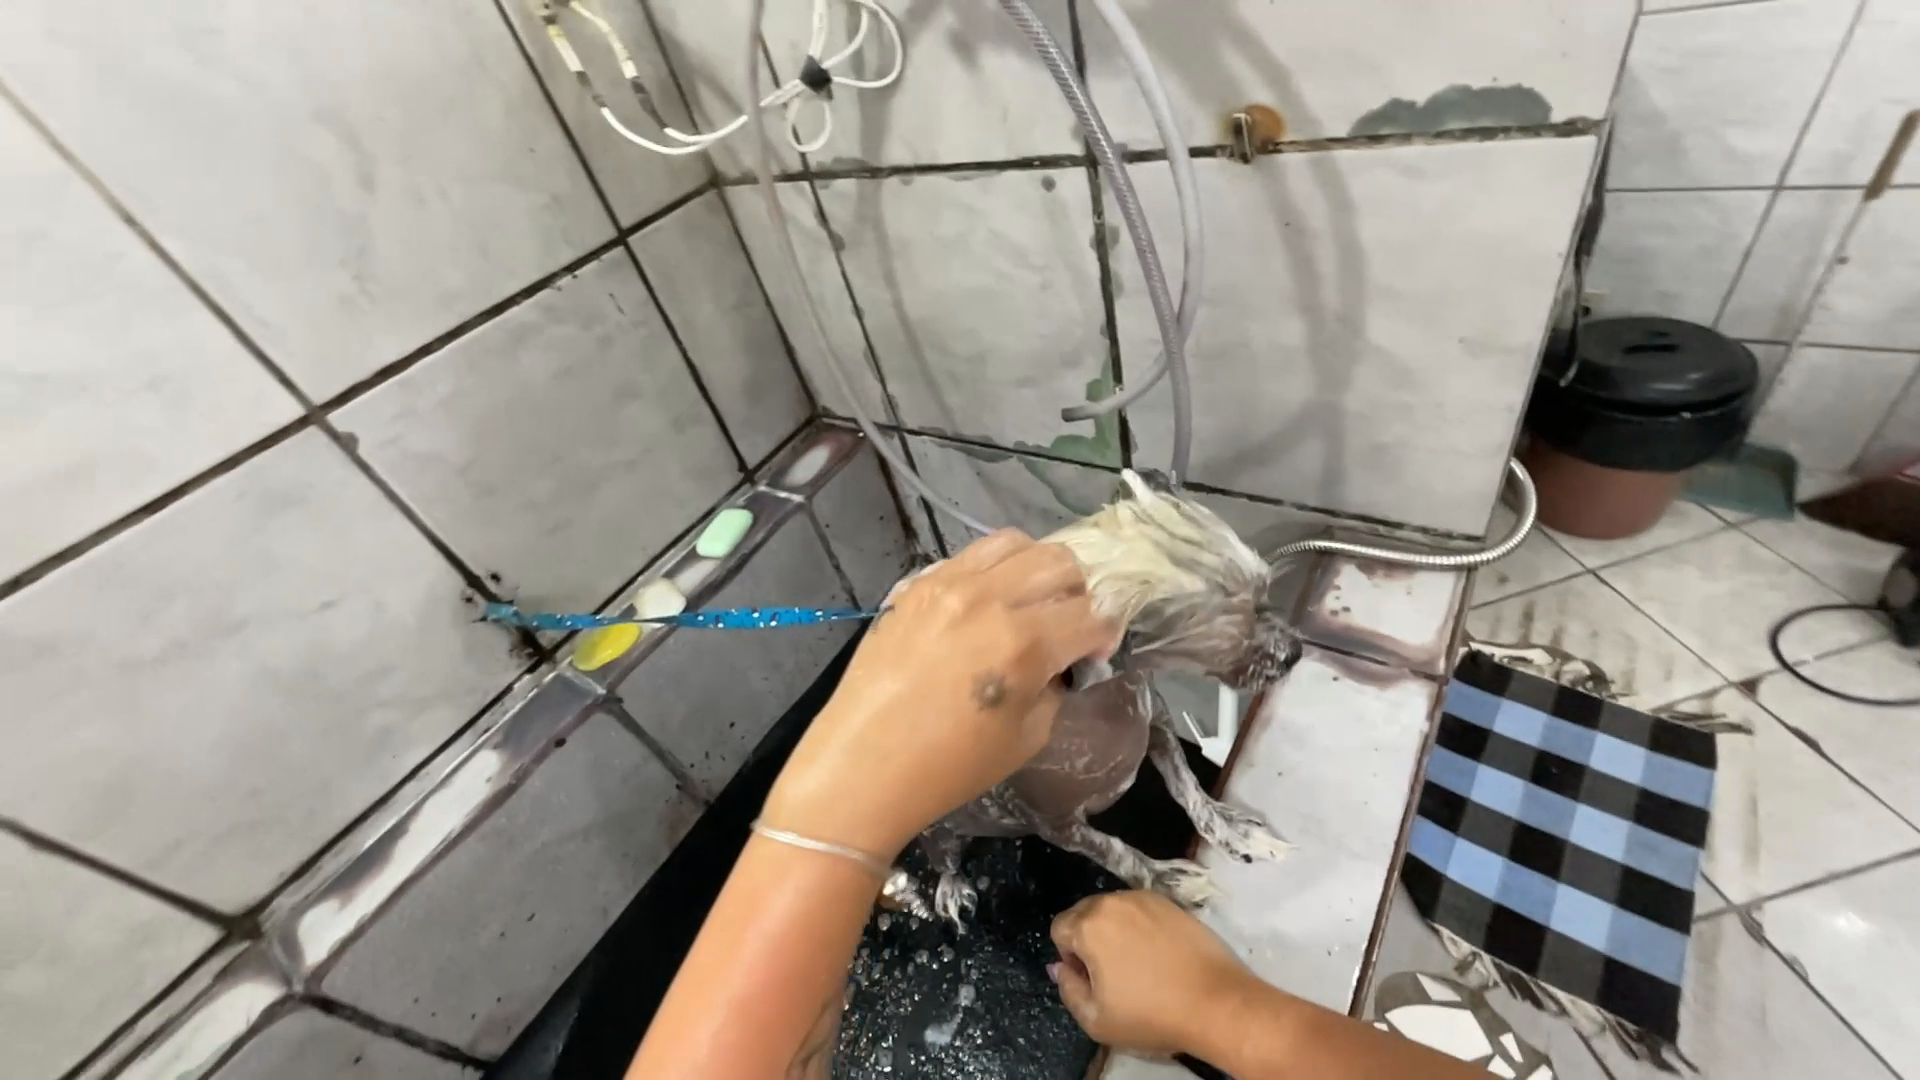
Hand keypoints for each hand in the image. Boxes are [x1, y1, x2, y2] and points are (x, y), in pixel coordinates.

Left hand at [762, 530, 1118, 857]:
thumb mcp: (1028, 737)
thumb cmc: (950, 766)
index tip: (1096, 652)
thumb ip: (1055, 684)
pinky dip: (995, 569)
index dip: (1107, 633)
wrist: (863, 764)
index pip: (1092, 614)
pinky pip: (971, 554)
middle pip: (1061, 561)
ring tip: (1029, 603)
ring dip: (1038, 569)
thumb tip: (1062, 659)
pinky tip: (987, 603)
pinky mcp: (918, 583)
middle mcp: (989, 598)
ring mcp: (948, 583)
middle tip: (1068, 626)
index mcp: (1023, 642)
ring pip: (1017, 543)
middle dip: (1080, 592)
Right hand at [1049, 890, 1256, 1057]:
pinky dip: (1140, 926)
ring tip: (1138, 963)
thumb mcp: (1097, 1021)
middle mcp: (1111, 901)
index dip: (1069, 957)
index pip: (1059, 929)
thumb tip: (1060, 967)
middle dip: (1088, 939)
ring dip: (1114, 930)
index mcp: (1088, 925)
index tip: (1092, 980)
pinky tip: (1159, 953)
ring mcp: (1142, 898)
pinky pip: (1139, 909)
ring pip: (1112, 910)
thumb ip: (1068, 990)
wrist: (1216, 1002)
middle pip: (1083, 914)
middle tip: (1113, 974)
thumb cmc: (1152, 1014)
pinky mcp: (1168, 901)